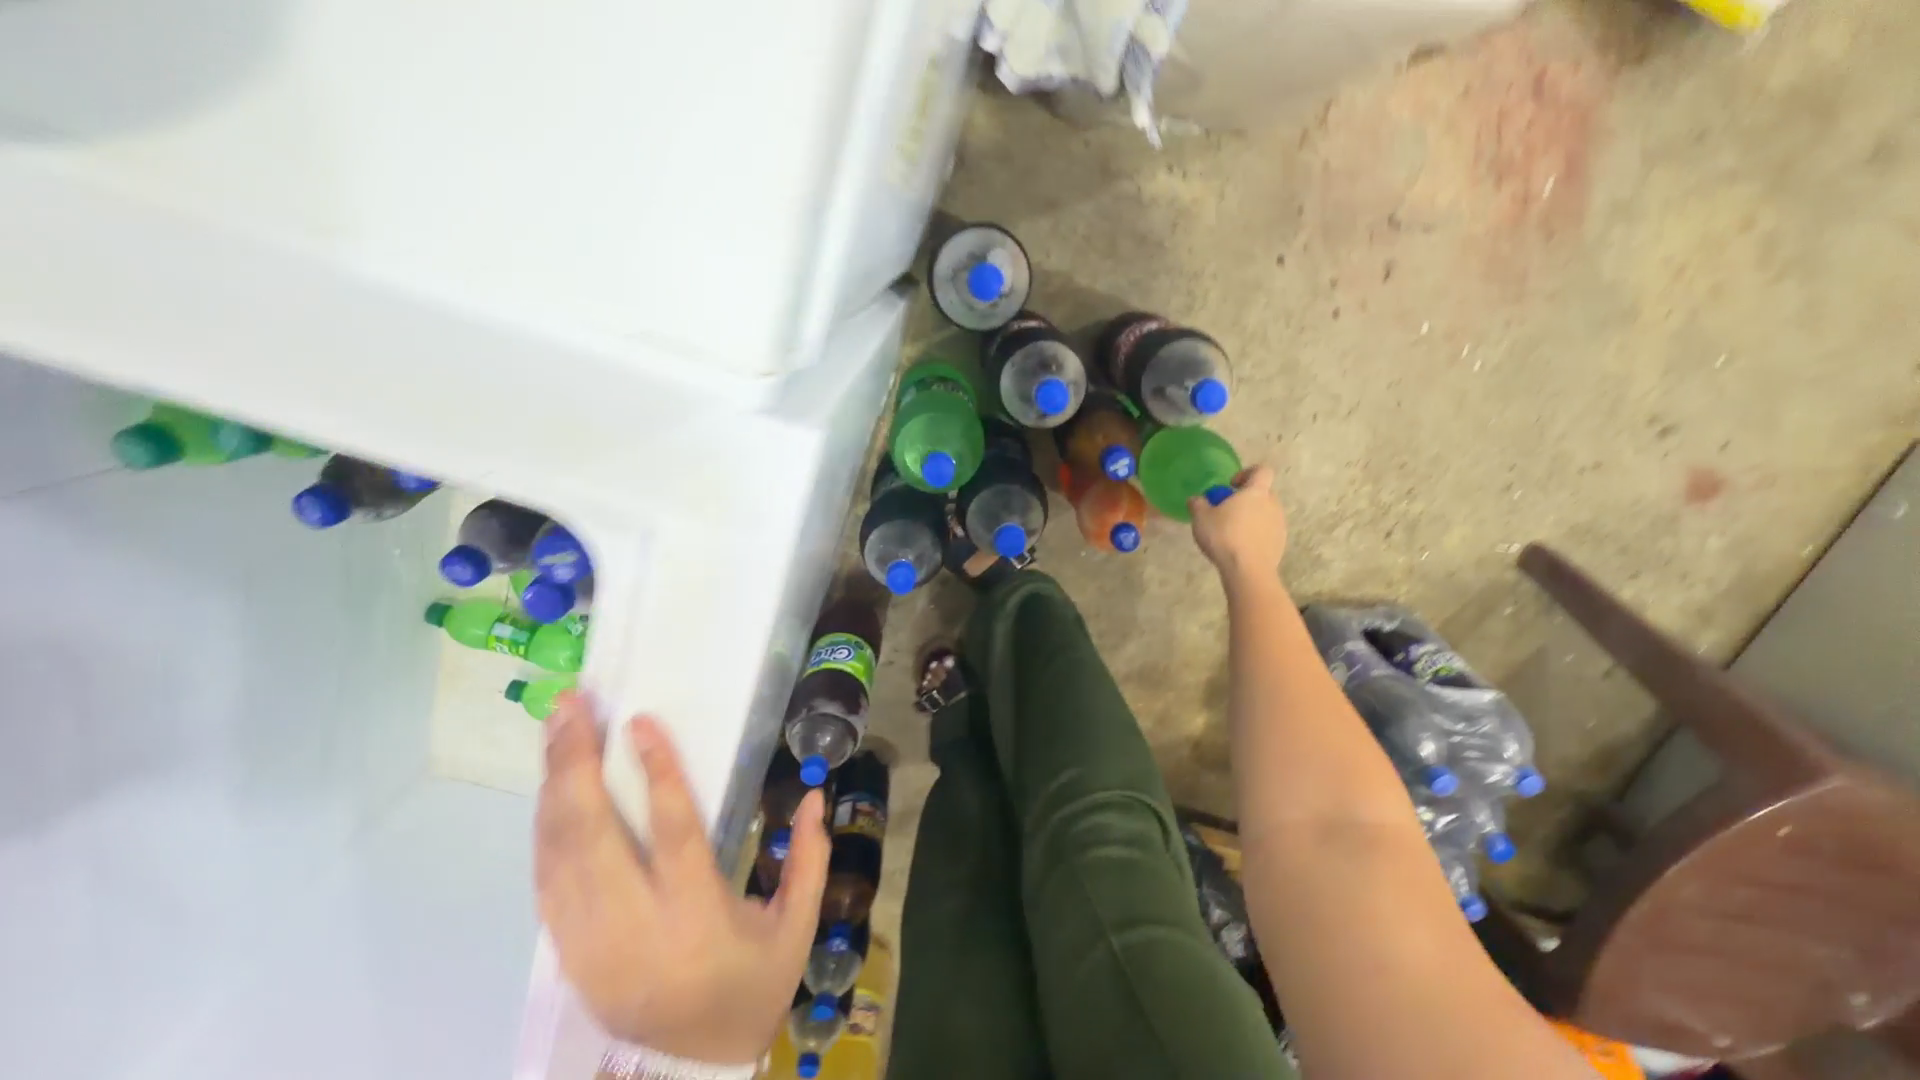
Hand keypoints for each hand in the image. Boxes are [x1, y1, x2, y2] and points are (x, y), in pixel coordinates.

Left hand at [536, 693, 828, 1063]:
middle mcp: (635, 927)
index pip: (672, 831)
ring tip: (554, 730)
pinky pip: (546, 882)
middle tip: (572, 708)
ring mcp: (590, 943)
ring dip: (553, 786)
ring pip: (559, 853)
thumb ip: (807, 861)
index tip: (639, 722)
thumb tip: (815, 797)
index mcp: (697, 918)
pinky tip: (550, 790)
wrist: (691, 1069)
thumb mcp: (795, 930)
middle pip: (594, 834)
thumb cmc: (752, 989)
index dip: (657, 772)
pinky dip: (545, 830)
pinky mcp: (567, 954)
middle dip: (577, 763)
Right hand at [1189, 464, 1287, 584]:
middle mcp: (1273, 504)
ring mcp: (1280, 524)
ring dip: (1251, 518)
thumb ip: (1198, 504)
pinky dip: (1256, 535)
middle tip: (1227, 512)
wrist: (1248, 570)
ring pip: (1265, 513)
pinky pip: (1267, 532)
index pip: (1261, 470)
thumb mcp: (1201, 518)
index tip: (1231, 486)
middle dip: (1246, 499)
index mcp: (1256, 492)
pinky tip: (1240, 548)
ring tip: (1232, 533)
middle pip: (1263, 493)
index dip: (1247, 473)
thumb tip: (1196, 499)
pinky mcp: (1280, 543)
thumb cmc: (1224, 536)